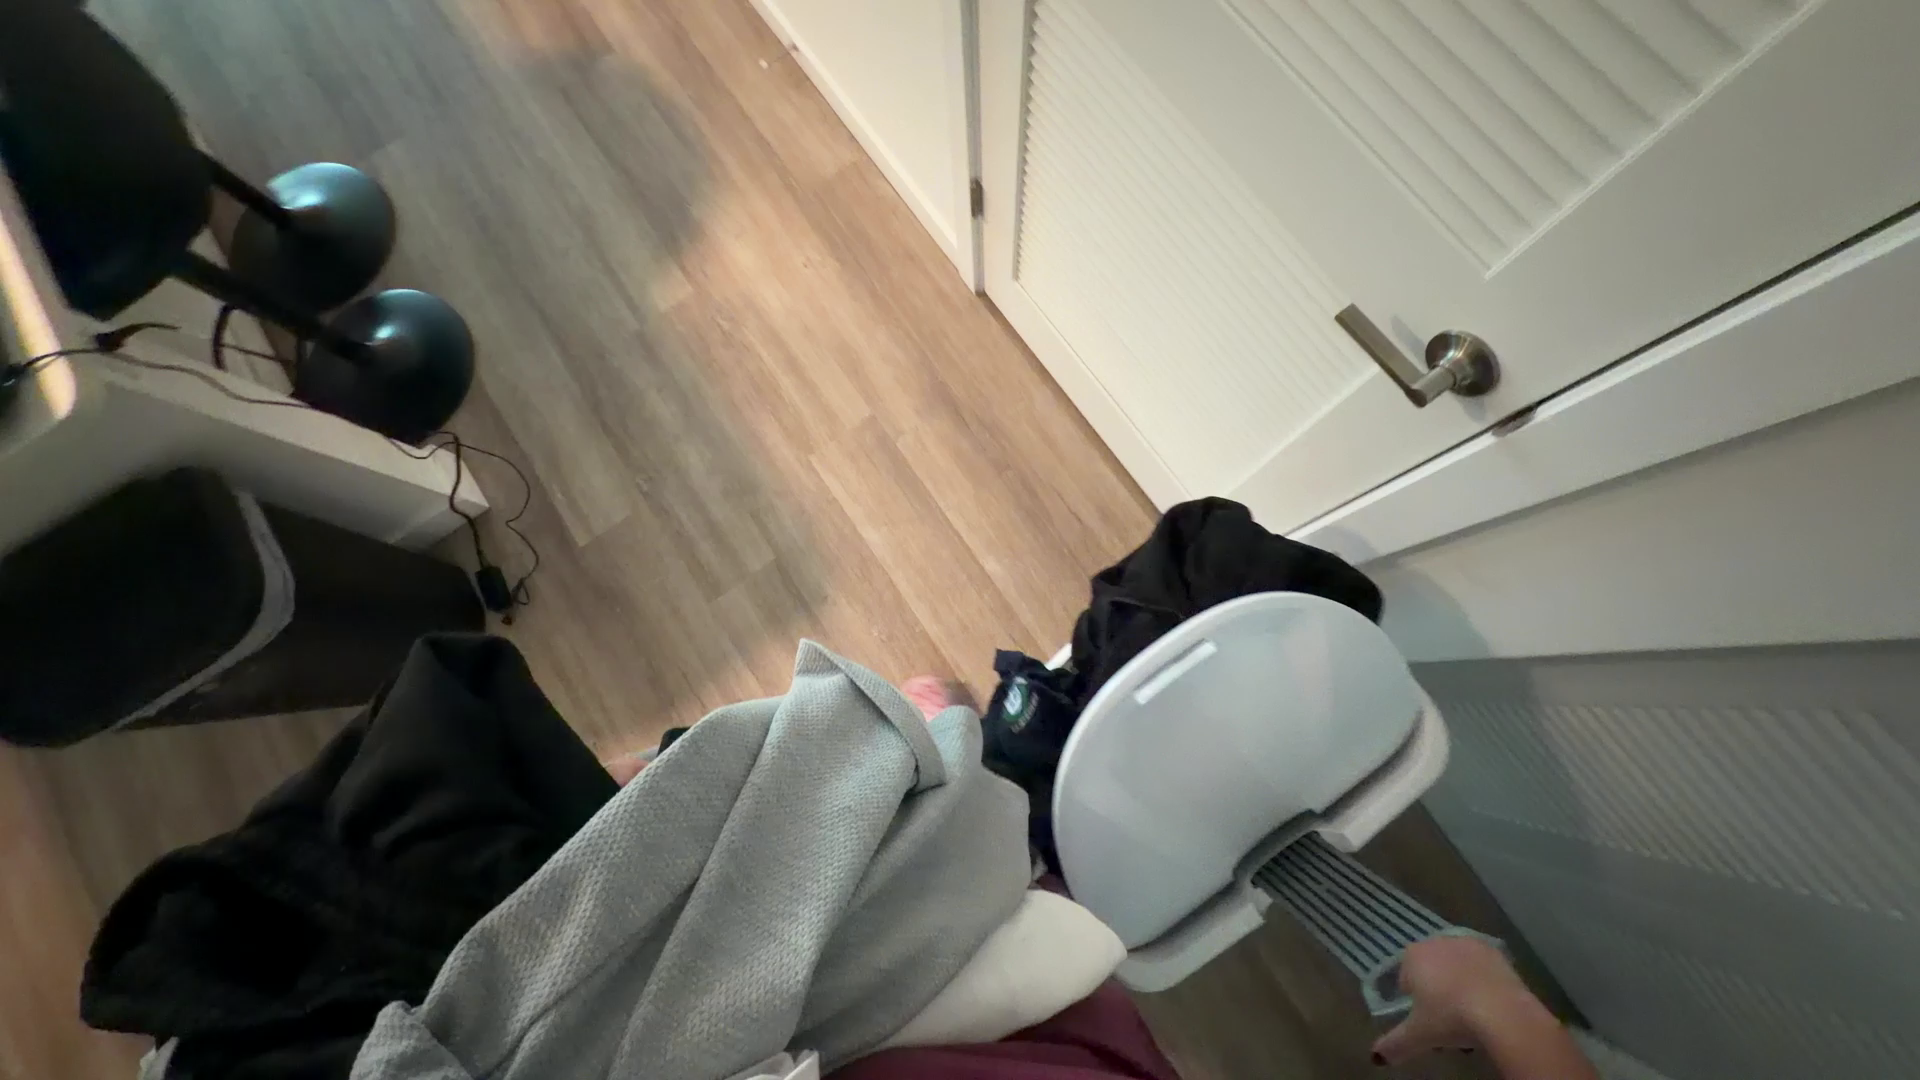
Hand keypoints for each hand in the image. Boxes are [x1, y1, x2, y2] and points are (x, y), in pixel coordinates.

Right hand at [1372, 935, 1542, 1063]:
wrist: (1503, 1012)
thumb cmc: (1452, 1018)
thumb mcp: (1420, 1035)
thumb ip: (1395, 1043)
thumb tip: (1375, 1058)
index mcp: (1411, 956)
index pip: (1406, 978)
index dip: (1417, 1001)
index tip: (1430, 1019)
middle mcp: (1434, 942)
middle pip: (1431, 969)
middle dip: (1438, 990)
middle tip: (1452, 1019)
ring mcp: (1464, 943)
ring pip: (1456, 965)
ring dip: (1461, 983)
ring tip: (1475, 1013)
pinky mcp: (1493, 949)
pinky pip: (1481, 965)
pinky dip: (1482, 978)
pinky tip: (1490, 1000)